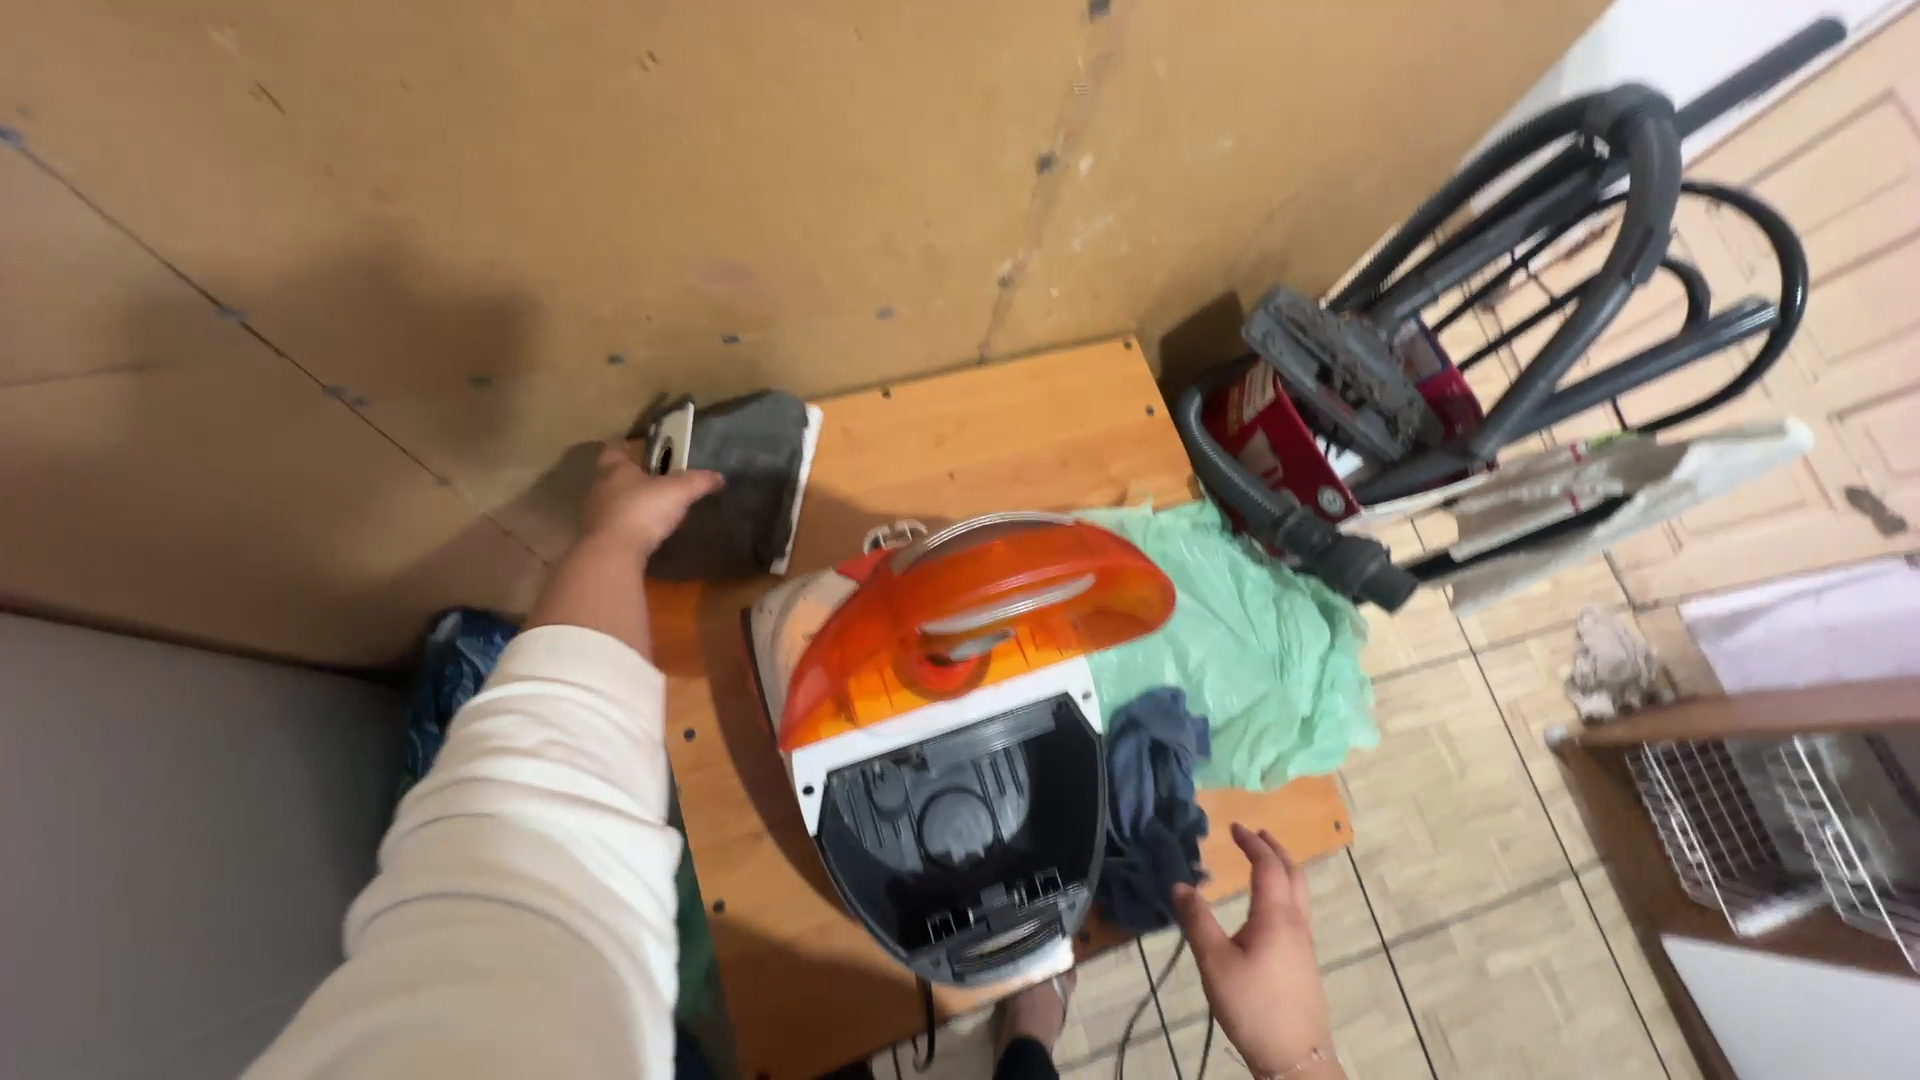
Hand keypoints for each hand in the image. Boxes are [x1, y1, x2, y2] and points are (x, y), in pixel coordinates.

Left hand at [578, 443, 723, 556]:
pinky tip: (643, 530)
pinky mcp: (598, 537)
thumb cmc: (642, 510)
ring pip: (611, 500)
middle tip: (649, 475)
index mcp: (616, 469)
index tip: (632, 443)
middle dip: (628, 474)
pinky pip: (614, 524)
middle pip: (611, 474)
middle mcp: (600, 487)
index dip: (624, 443)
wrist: (613, 553)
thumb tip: (719, 477)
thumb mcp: (678, 492)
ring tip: (649, 504)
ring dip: (626, 501)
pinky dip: (626, 524)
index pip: (615, 448)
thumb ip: (699, 482)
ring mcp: (594, 513)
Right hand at [1174, 824, 1335, 1076]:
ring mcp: (1304, 945)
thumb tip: (1180, 884)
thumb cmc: (1253, 1006)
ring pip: (1300, 894)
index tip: (1235, 827)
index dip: (1252, 843)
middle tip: (1257, 835)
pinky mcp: (1304, 963)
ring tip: (1263, 865)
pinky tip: (1267, 909)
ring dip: (1283, 871)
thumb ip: (1197, 920)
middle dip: (1276, 850)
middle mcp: (1296, 924)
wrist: (1296, 1060)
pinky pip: (1297, 912)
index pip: (1268, 867)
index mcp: (1276, 916)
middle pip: (1294, 875)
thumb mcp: (1215, 962)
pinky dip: (1284, 892)